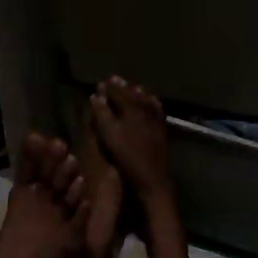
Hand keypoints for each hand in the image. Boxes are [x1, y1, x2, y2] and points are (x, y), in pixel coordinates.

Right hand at [88, 76, 172, 204]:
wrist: (152, 178)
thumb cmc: (127, 159)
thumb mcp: (109, 137)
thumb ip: (101, 115)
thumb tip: (95, 96)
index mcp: (129, 108)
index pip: (117, 92)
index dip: (108, 87)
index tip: (101, 82)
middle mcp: (144, 109)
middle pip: (132, 93)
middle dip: (122, 86)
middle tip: (114, 80)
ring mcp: (155, 119)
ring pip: (146, 99)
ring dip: (137, 92)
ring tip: (132, 87)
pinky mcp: (162, 131)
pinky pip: (157, 110)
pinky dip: (152, 103)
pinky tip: (150, 101)